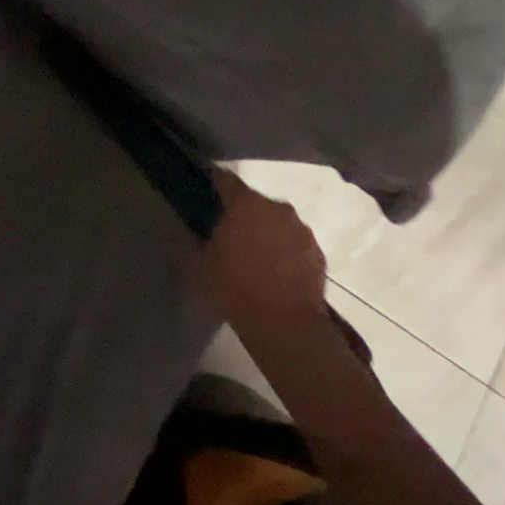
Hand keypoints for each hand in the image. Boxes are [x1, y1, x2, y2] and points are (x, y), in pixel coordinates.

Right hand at [188, 168, 329, 332]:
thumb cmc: (235, 288)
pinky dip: (284, 249)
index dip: (211, 182)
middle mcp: (276, 207)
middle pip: (252, 200)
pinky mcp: (318, 252)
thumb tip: (185, 228)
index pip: (224, 178)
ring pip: (275, 220)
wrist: (286, 326)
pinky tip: (274, 271)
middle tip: (226, 233)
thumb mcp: (197, 266)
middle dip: (239, 212)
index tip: (201, 191)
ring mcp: (301, 229)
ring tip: (253, 255)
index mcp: (245, 203)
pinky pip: (294, 242)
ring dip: (263, 230)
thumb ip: (188, 240)